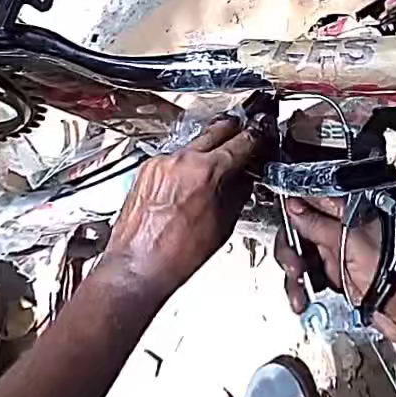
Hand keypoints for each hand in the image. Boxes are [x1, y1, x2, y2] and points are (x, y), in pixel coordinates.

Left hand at [99, 113, 271, 301]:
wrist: (137, 266)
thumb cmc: (176, 255)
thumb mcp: (223, 225)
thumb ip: (238, 192)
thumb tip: (244, 178)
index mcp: (207, 172)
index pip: (241, 142)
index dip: (255, 139)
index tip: (258, 138)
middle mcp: (183, 160)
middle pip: (216, 130)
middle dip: (233, 132)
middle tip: (241, 137)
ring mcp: (162, 161)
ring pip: (193, 143)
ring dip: (207, 150)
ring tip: (213, 167)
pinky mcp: (147, 168)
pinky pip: (173, 157)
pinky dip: (184, 164)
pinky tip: (187, 181)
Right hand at [276, 195, 395, 346]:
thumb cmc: (389, 269)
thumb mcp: (347, 241)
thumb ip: (318, 223)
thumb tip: (294, 206)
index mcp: (344, 211)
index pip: (309, 197)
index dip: (291, 205)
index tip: (281, 216)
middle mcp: (339, 228)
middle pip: (299, 228)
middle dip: (290, 247)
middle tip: (293, 264)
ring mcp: (336, 252)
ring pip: (300, 254)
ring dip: (293, 274)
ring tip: (298, 289)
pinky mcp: (335, 275)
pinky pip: (308, 277)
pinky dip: (300, 288)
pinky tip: (301, 298)